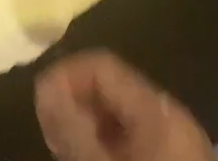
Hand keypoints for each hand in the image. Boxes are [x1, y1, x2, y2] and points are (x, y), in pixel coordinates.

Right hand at [35, 51, 216, 160]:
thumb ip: (71, 128)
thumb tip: (44, 86)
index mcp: (157, 109)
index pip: (100, 65)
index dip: (64, 77)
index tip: (40, 107)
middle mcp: (170, 117)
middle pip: (110, 88)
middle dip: (75, 105)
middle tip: (51, 138)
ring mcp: (177, 143)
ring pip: (120, 116)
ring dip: (88, 128)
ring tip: (65, 152)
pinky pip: (134, 139)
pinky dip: (107, 145)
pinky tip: (91, 160)